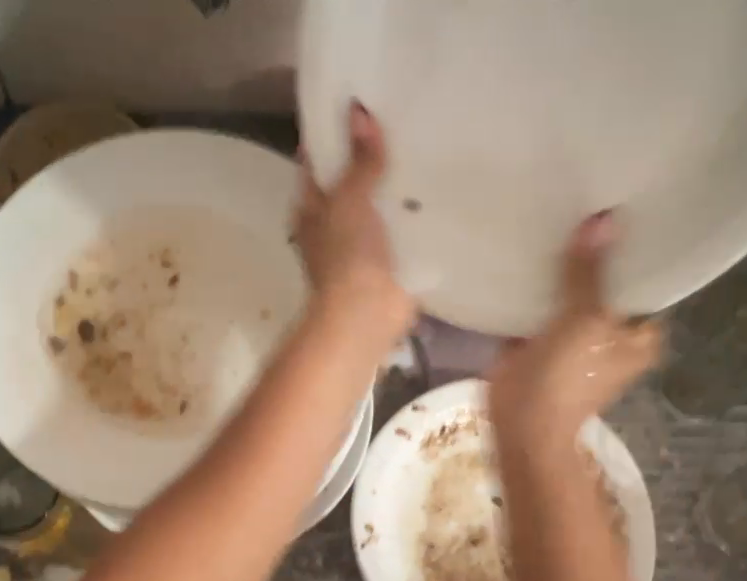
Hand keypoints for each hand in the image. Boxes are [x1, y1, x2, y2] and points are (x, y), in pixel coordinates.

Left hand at [294, 101, 415, 338]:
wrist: (366, 314)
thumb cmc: (346, 255)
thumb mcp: (348, 198)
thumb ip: (358, 159)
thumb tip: (359, 112)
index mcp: (311, 208)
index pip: (317, 160)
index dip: (332, 132)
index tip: (355, 100)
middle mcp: (333, 223)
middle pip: (350, 179)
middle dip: (369, 154)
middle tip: (399, 113)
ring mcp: (362, 242)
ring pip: (378, 202)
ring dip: (395, 183)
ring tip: (423, 141)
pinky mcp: (390, 258)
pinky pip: (402, 226)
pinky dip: (414, 211)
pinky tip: (436, 186)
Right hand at [489, 211, 661, 437]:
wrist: (521, 424)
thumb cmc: (568, 378)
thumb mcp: (585, 320)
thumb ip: (589, 272)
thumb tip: (605, 218)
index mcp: (641, 335)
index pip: (645, 280)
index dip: (636, 249)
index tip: (628, 209)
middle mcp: (612, 334)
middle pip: (605, 284)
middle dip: (595, 255)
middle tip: (588, 204)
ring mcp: (574, 339)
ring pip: (571, 294)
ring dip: (563, 270)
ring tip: (558, 219)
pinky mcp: (539, 343)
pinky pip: (540, 307)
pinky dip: (534, 289)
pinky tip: (527, 254)